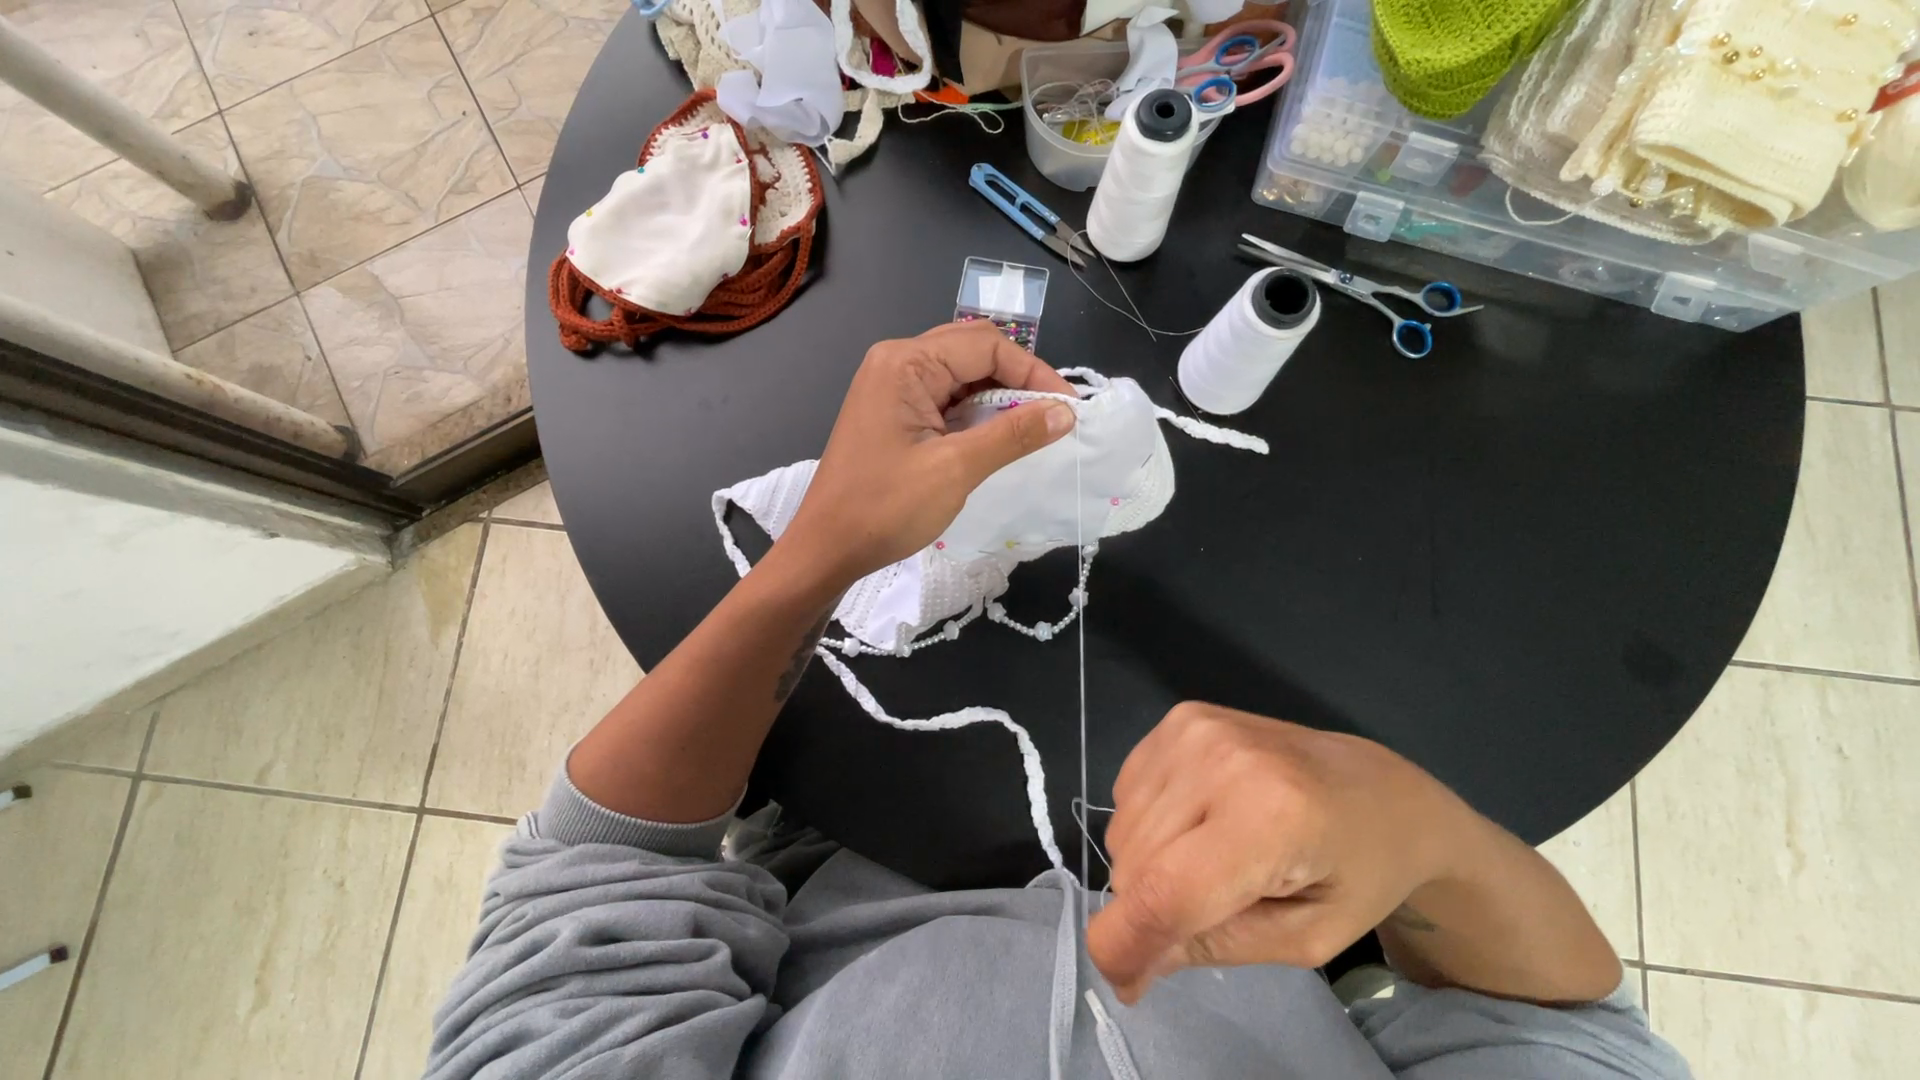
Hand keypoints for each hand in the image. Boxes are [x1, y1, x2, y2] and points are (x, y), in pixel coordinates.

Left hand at [779, 321, 1077, 586]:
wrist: (827, 548)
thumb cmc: (884, 508)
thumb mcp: (955, 470)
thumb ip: (1012, 435)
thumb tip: (1065, 411)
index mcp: (905, 363)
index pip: (985, 345)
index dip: (1033, 371)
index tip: (1068, 408)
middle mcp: (896, 362)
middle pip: (973, 349)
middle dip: (1017, 378)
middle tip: (1052, 415)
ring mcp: (891, 386)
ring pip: (960, 374)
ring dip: (998, 396)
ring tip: (1032, 427)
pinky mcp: (892, 411)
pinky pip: (944, 397)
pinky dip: (975, 411)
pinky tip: (996, 435)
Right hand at [1086, 703, 1474, 1002]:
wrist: (1379, 787)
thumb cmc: (1358, 873)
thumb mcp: (1306, 938)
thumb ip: (1213, 947)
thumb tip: (1127, 970)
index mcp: (1269, 818)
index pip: (1166, 891)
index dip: (1125, 945)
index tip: (1121, 983)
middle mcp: (1219, 759)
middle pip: (1135, 866)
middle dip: (1152, 910)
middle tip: (1209, 913)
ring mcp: (1194, 730)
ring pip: (1121, 832)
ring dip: (1149, 866)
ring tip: (1211, 861)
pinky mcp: (1178, 717)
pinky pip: (1125, 796)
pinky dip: (1149, 826)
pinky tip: (1199, 822)